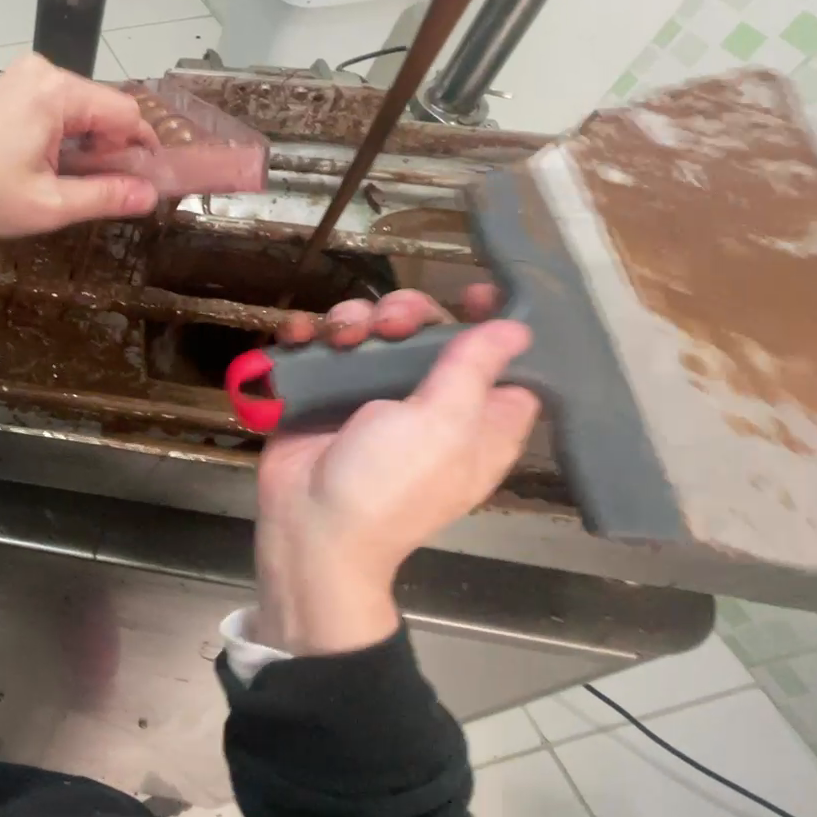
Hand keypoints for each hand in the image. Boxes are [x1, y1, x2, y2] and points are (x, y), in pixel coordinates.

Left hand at [0, 53, 158, 237]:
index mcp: (57, 91)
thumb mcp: (48, 204)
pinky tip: (46, 163)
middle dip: (108, 147)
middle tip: (95, 188)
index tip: (139, 183)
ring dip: (84, 142)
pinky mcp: (8, 86)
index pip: (125, 112)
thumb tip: (151, 195)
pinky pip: (53, 105)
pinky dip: (61, 133)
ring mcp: (22, 74)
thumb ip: (105, 196)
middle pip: (102, 106)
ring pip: (79, 107)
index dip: (139, 149)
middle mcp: (43, 70)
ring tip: (65, 179)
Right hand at [248, 287, 538, 655]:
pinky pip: (318, 349)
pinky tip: (299, 335)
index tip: (471, 294)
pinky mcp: (321, 394)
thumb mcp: (440, 426)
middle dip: (405, 313)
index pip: (500, 359)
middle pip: (426, 332)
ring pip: (369, 332)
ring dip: (352, 319)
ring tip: (339, 336)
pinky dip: (307, 335)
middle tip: (389, 324)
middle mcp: (425, 401)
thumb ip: (472, 370)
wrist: (308, 522)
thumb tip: (517, 328)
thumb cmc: (388, 483)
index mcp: (473, 418)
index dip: (493, 322)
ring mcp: (368, 396)